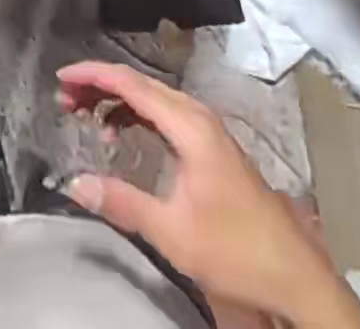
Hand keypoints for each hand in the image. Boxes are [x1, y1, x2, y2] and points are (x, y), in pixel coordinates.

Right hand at [57, 62, 359, 326]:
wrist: (299, 283)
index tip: (60, 79)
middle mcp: (199, 119)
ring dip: (113, 100)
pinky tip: (117, 135)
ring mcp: (208, 132)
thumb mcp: (173, 233)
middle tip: (64, 100)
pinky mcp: (210, 147)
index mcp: (191, 129)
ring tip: (83, 114)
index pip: (131, 83)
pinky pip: (162, 113)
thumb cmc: (238, 253)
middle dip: (97, 85)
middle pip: (139, 83)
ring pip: (150, 97)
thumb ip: (121, 202)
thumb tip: (73, 183)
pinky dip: (133, 114)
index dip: (91, 75)